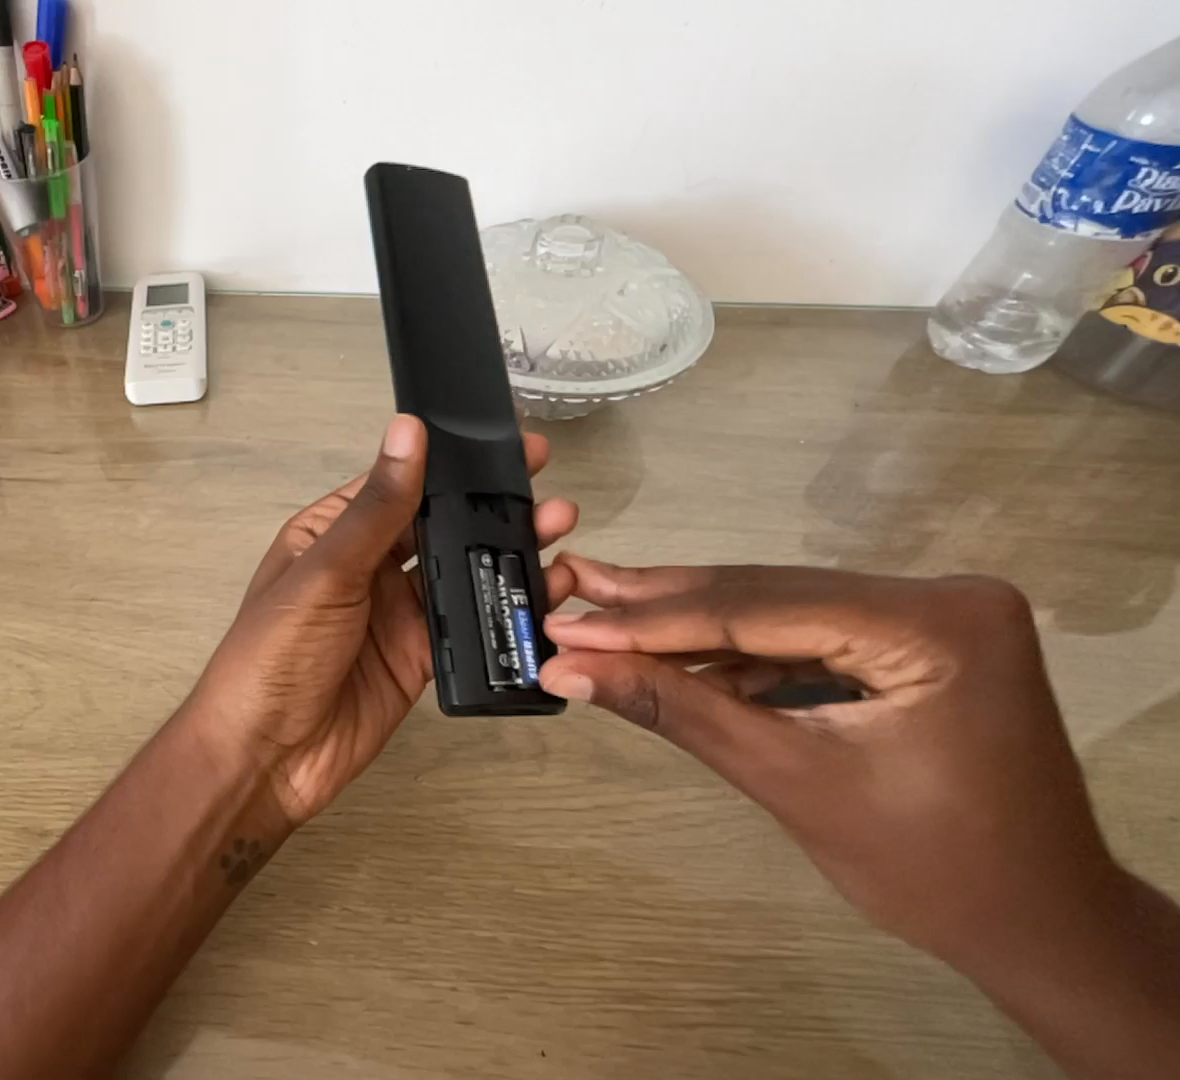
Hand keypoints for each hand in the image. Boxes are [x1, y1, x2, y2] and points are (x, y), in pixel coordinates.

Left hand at [182, 415, 577, 826]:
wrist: (267, 755)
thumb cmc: (274, 653)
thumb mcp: (325, 572)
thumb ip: (376, 509)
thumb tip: (408, 429)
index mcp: (332, 533)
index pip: (397, 483)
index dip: (449, 461)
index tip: (505, 442)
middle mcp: (366, 566)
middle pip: (436, 524)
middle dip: (488, 503)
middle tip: (546, 481)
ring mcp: (394, 612)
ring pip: (459, 570)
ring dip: (505, 549)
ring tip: (560, 527)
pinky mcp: (419, 656)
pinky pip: (468, 623)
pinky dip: (504, 608)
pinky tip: (544, 589)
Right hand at [536, 559, 1124, 962]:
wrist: (1031, 921)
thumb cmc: (925, 866)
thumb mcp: (783, 777)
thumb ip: (672, 707)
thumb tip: (565, 668)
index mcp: (930, 624)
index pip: (752, 610)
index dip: (644, 621)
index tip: (560, 620)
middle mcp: (933, 596)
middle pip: (758, 595)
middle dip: (653, 607)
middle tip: (564, 591)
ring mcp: (923, 612)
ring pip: (767, 606)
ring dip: (680, 622)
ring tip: (594, 614)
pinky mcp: (904, 635)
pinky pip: (792, 630)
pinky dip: (723, 647)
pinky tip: (661, 648)